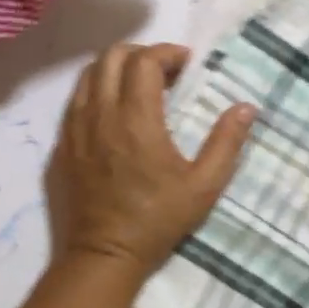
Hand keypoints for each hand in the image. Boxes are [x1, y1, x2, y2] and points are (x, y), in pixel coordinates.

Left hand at [46, 44, 255, 280]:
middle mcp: (101, 114)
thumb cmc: (157, 219)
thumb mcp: (204, 185)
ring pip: (89, 75)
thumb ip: (226, 143)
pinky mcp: (63, 145)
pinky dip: (97, 91)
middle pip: (111, 57)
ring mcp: (75, 128)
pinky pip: (75, 100)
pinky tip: (114, 113)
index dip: (167, 52)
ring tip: (139, 86)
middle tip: (164, 71)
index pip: (144, 60)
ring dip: (116, 69)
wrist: (103, 255)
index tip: (186, 64)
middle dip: (140, 53)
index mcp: (136, 119)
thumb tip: (245, 108)